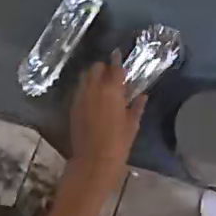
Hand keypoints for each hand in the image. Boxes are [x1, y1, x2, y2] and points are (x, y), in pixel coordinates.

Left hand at [68, 56, 144, 194]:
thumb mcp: (132, 125)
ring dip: (92, 76)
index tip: (118, 54)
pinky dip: (85, 89)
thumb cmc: (118, 143)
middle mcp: (93, 89)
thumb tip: (143, 96)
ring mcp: (80, 97)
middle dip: (103, 68)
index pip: (114, 68)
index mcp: (111, 90)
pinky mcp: (72, 107)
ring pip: (84, 77)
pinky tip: (92, 97)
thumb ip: (137, 107)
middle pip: (95, 68)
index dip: (117, 61)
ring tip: (101, 84)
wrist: (94, 160)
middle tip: (111, 74)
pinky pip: (79, 90)